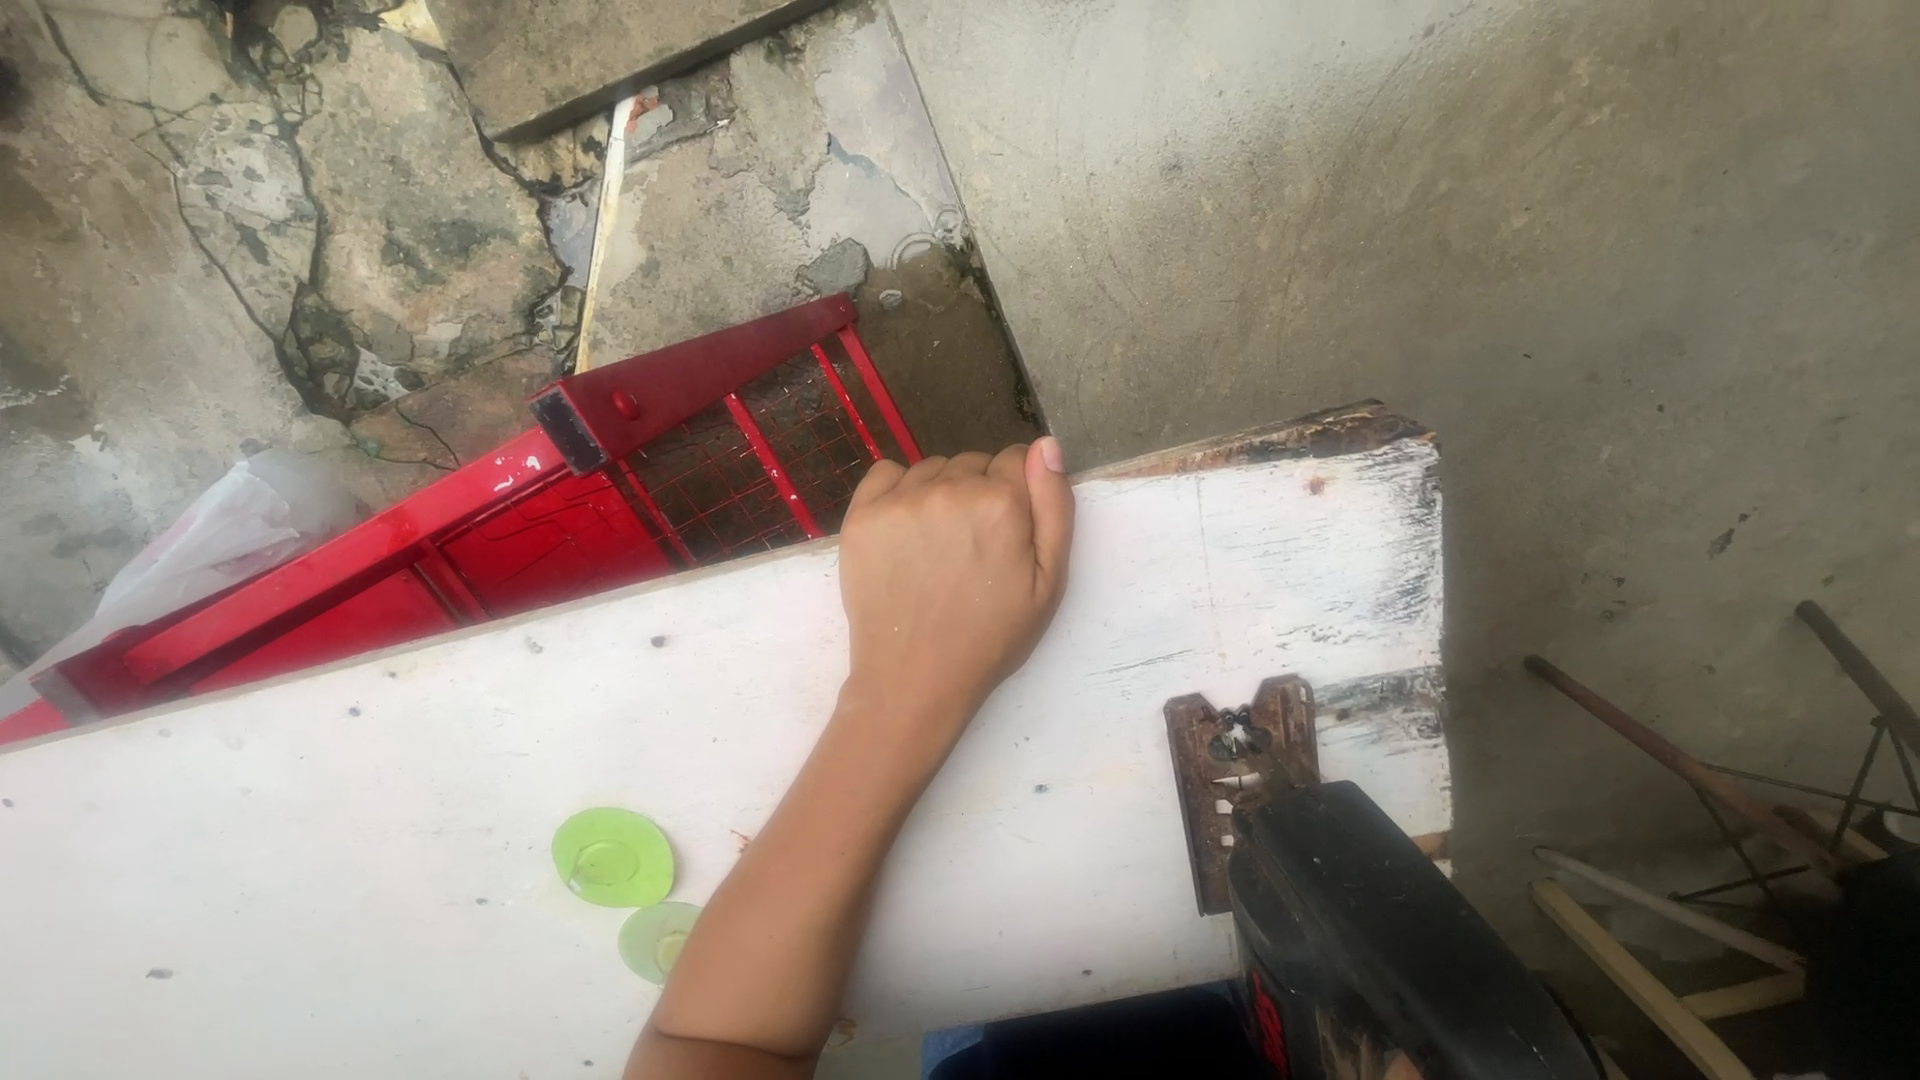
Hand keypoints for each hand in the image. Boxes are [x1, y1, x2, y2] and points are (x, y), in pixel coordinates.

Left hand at [835, 439, 1074, 751]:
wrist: (915, 676)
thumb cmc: (991, 636)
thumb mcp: (1049, 581)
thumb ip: (1054, 506)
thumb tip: (1046, 445)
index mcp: (1001, 502)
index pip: (1016, 460)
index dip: (1016, 493)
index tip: (1006, 530)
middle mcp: (950, 488)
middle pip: (974, 462)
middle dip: (980, 491)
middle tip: (972, 546)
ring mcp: (900, 500)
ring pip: (932, 468)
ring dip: (940, 491)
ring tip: (937, 544)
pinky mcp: (862, 514)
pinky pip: (886, 472)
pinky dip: (898, 489)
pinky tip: (905, 528)